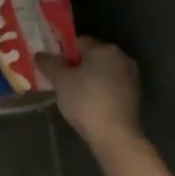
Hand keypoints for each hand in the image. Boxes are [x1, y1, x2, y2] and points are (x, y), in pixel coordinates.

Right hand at [39, 38, 144, 154]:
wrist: (114, 133)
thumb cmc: (85, 101)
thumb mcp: (60, 81)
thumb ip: (50, 64)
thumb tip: (40, 54)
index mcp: (105, 49)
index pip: (79, 41)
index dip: (63, 52)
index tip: (52, 66)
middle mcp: (122, 58)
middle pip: (93, 56)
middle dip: (76, 66)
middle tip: (59, 81)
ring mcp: (131, 77)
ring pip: (103, 72)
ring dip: (89, 79)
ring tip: (72, 94)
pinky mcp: (134, 95)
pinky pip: (111, 86)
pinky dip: (100, 90)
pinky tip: (89, 104)